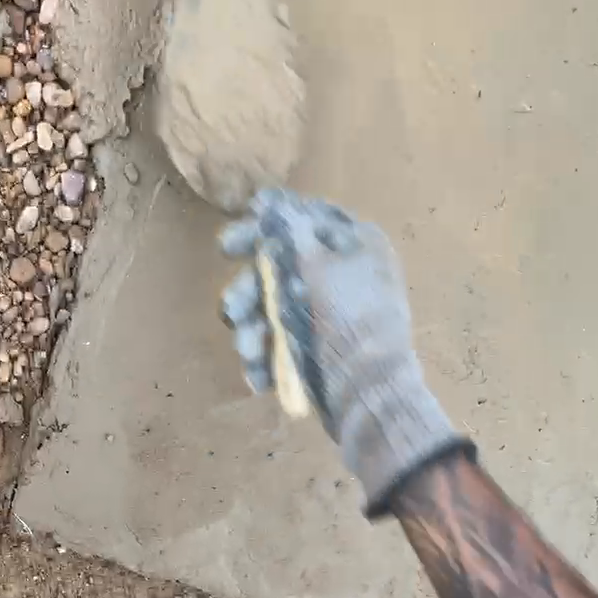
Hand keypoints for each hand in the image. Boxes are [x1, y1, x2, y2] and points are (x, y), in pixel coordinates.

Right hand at [220, 189, 469, 513]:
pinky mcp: (312, 348)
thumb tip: (269, 201)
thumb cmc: (353, 323)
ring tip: (250, 352)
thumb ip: (292, 233)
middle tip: (232, 310)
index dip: (259, 229)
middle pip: (275, 269)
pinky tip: (260, 377)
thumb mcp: (322, 268)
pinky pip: (276, 344)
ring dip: (252, 332)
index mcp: (352, 245)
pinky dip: (265, 360)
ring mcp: (324, 314)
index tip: (227, 246)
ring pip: (269, 311)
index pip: (300, 220)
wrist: (371, 395)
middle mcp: (339, 274)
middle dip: (248, 293)